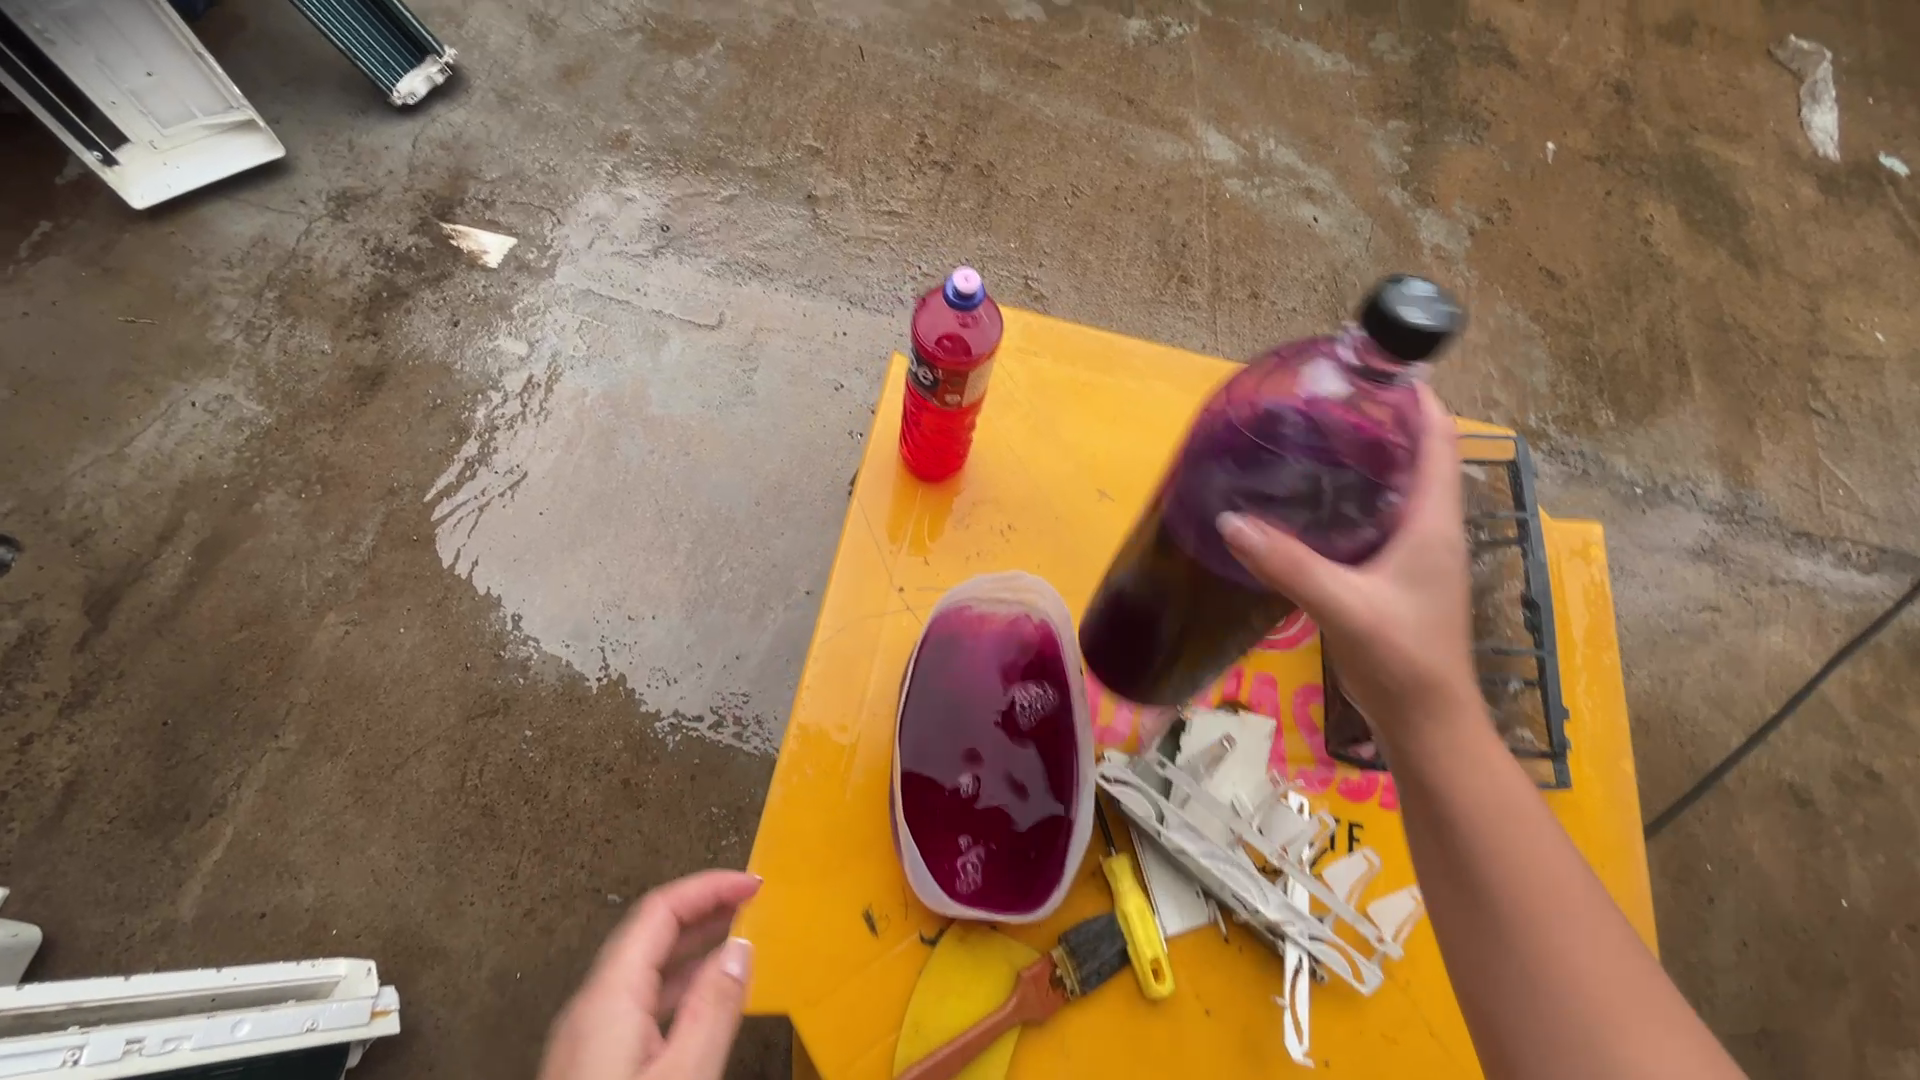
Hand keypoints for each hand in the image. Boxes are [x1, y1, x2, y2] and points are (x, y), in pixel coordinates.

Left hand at [538, 871, 760, 1079]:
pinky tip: (710, 999)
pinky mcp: (592, 1067)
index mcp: (608, 998)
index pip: (658, 913)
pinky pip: (641, 1003)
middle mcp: (592, 1007)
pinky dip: (681, 985)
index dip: (707, 888)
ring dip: (694, 947)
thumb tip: (741, 946)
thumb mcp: (684, 1078)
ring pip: (645, 970)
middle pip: (649, 935)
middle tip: (756, 903)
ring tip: (743, 939)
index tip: (756, 884)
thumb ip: (714, 1008)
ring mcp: (588, 1039)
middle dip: (704, 910)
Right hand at [1216, 384, 1478, 737]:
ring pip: (1390, 491)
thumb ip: (1288, 564)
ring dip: (1360, 464)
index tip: (1373, 369)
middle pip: (1413, 457)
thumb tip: (1229, 521)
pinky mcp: (1391, 577)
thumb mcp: (1343, 606)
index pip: (1439, 440)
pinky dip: (1343, 504)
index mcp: (1433, 522)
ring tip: (1307, 444)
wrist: (1426, 720)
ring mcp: (1412, 555)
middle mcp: (1428, 529)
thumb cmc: (1403, 657)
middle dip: (1376, 424)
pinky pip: (1370, 523)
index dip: (1416, 398)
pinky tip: (1304, 508)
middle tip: (1319, 405)